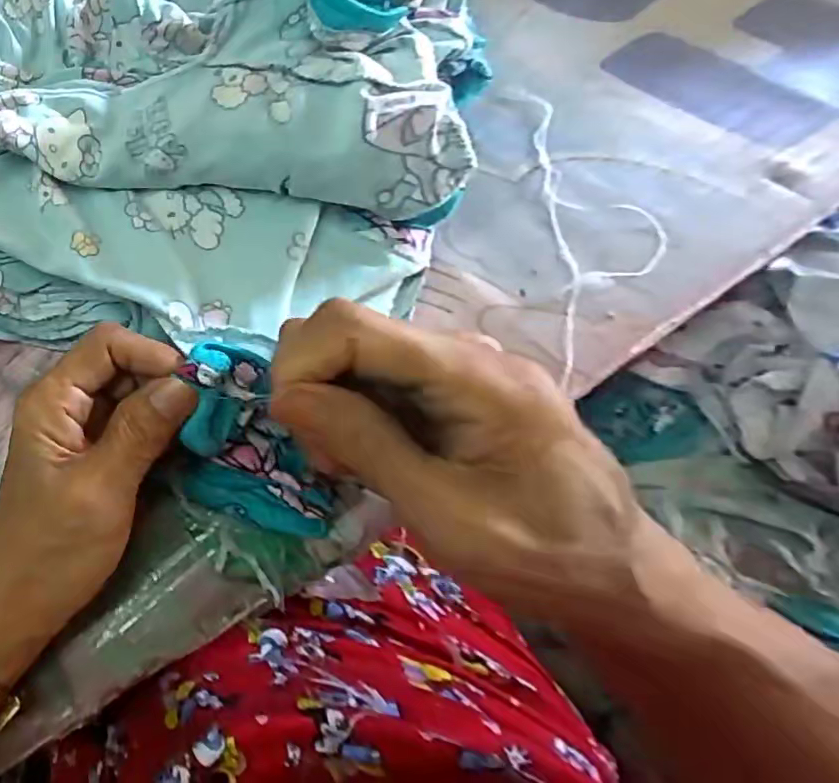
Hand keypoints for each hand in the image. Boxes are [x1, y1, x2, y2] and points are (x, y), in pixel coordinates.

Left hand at [0, 323, 198, 684]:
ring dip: (168, 406)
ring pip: (128, 394)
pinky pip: (127, 425)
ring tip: (213, 430)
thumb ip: (141, 429)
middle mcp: (61, 402)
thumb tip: (189, 380)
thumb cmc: (55, 548)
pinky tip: (191, 448)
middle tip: (218, 414)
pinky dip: (159, 430)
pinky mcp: (90, 454)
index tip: (200, 389)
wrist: (20, 602)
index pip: (106, 344)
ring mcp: (75, 428)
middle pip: (119, 365)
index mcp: (51, 398)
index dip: (153, 355)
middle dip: (167, 381)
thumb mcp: (103, 487)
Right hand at [268, 300, 659, 624]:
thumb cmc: (540, 557)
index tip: (292, 423)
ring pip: (347, 348)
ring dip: (324, 396)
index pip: (349, 325)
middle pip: (341, 328)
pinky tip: (368, 449)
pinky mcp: (447, 382)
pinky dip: (345, 403)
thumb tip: (285, 397)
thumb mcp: (443, 513)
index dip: (300, 363)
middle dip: (309, 382)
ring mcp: (456, 363)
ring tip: (347, 458)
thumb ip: (363, 444)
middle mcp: (463, 351)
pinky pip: (369, 369)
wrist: (624, 585)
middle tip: (326, 452)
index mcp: (473, 374)